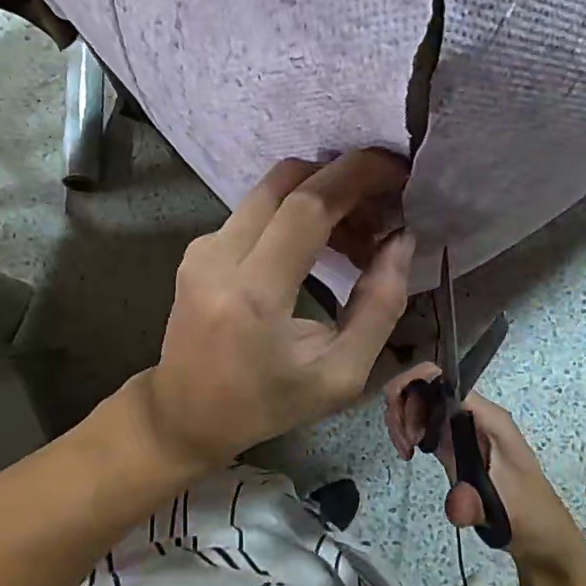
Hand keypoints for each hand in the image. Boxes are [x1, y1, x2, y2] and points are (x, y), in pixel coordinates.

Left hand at [135, 149, 414, 471]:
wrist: (185, 414)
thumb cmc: (267, 403)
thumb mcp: (340, 375)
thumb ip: (379, 306)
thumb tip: (400, 241)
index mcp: (253, 295)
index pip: (308, 206)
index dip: (357, 176)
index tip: (397, 172)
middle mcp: (218, 257)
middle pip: (288, 181)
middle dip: (345, 179)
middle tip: (384, 208)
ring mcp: (202, 248)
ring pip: (272, 189)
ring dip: (323, 196)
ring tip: (360, 238)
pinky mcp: (199, 248)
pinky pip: (257, 208)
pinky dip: (298, 212)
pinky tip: (323, 246)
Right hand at [382, 363, 585, 573]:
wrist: (539, 531)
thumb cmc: (528, 513)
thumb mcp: (505, 509)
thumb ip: (475, 506)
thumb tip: (454, 505)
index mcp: (486, 416)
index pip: (440, 378)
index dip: (414, 393)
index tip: (410, 433)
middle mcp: (471, 413)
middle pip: (424, 385)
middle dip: (402, 408)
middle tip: (405, 446)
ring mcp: (460, 425)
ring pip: (419, 399)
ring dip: (402, 419)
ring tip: (406, 450)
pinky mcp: (452, 441)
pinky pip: (422, 419)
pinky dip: (407, 429)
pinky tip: (409, 454)